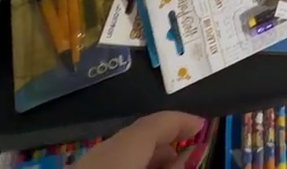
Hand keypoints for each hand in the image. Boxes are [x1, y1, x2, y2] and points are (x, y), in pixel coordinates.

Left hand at [75, 111, 207, 168]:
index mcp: (121, 149)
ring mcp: (83, 168)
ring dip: (147, 161)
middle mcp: (100, 153)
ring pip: (121, 155)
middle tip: (188, 157)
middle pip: (138, 137)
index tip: (203, 129)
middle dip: (165, 144)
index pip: (157, 122)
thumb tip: (189, 155)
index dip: (182, 122)